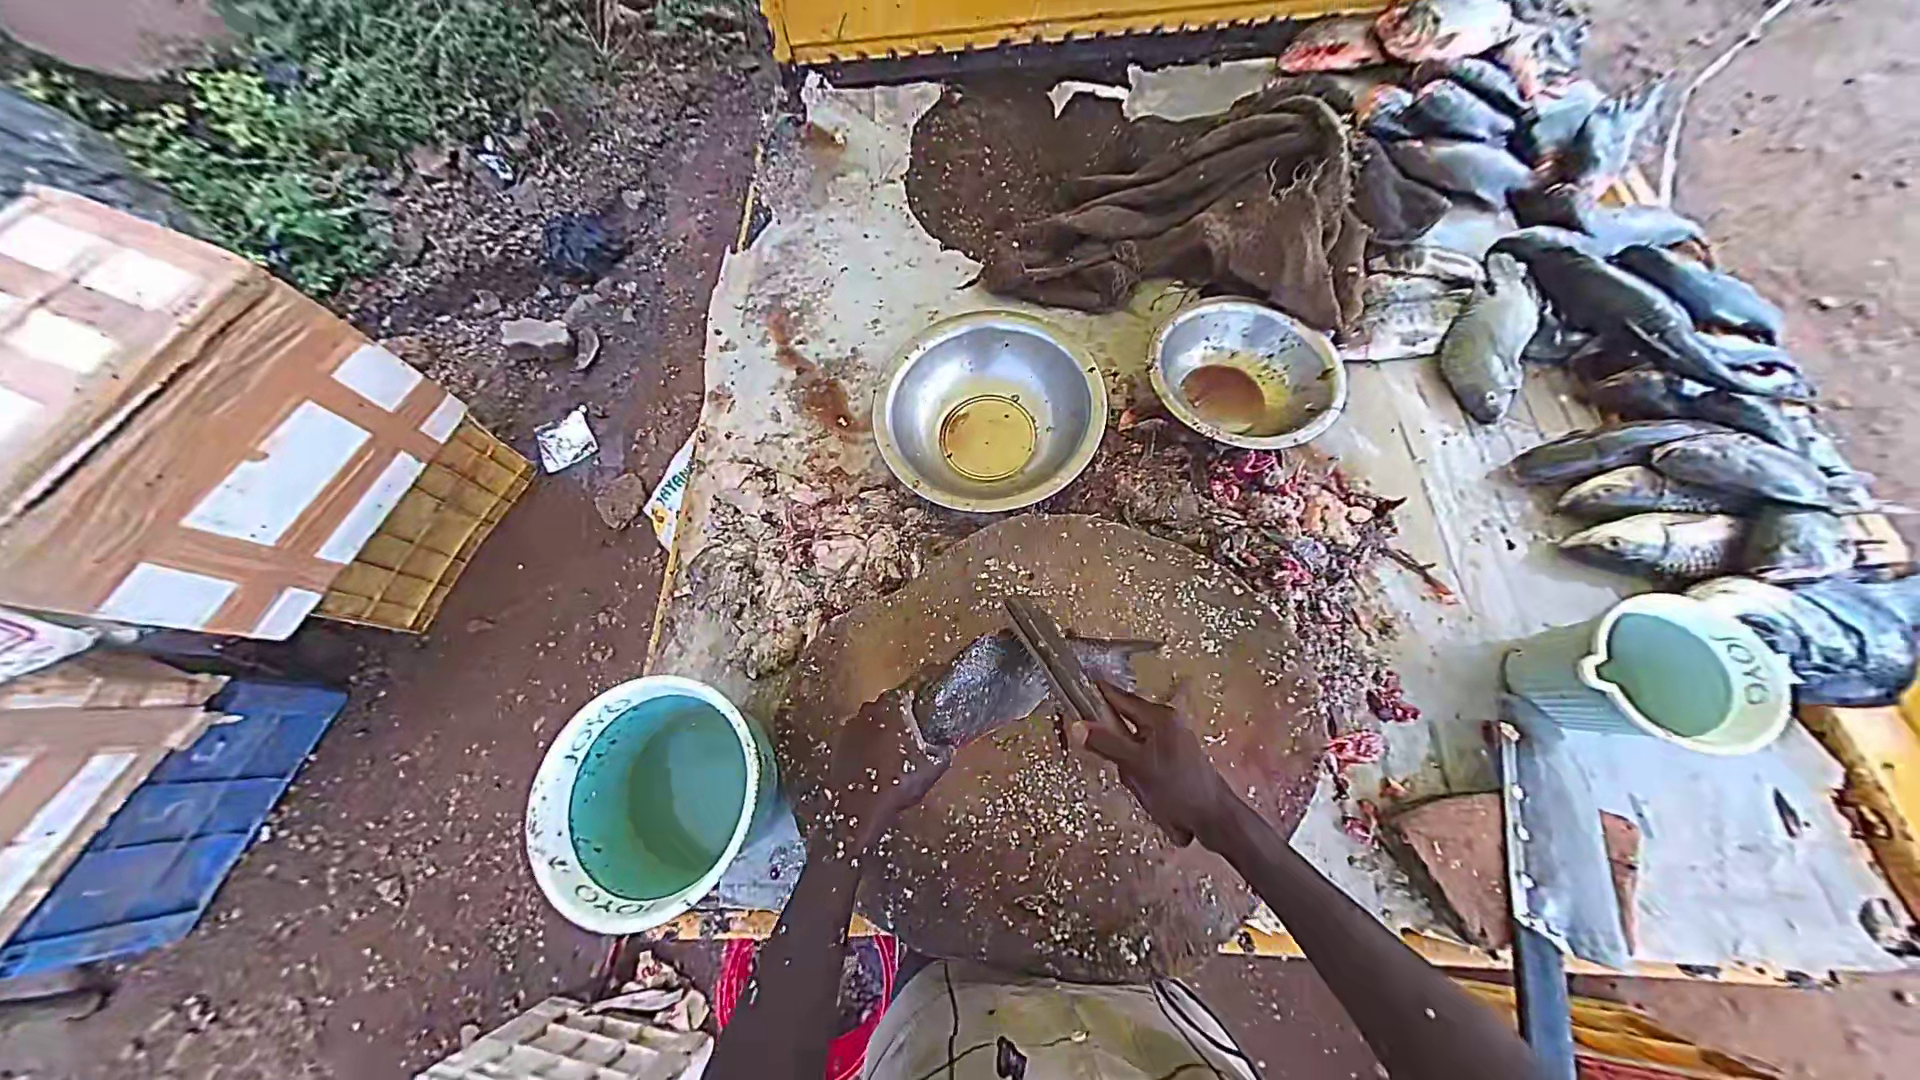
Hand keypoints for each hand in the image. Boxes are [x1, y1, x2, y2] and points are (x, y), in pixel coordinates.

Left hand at [820, 688, 952, 857]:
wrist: (858, 809)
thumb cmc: (897, 782)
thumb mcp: (934, 766)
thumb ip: (944, 749)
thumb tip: (949, 744)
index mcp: (894, 705)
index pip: (916, 684)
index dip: (929, 685)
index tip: (937, 687)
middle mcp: (871, 707)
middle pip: (895, 702)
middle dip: (908, 712)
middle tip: (921, 727)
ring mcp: (852, 724)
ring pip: (877, 719)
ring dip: (888, 728)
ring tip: (900, 748)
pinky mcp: (840, 742)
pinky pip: (863, 735)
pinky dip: (872, 742)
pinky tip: (880, 759)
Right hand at [1071, 681, 1241, 848]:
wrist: (1216, 820)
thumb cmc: (1177, 788)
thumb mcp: (1135, 766)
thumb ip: (1105, 743)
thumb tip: (1076, 725)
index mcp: (1158, 716)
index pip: (1118, 696)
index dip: (1095, 695)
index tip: (1072, 696)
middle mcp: (1167, 721)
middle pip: (1124, 723)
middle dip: (1116, 747)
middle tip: (1121, 768)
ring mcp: (1173, 740)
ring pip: (1133, 745)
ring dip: (1130, 767)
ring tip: (1143, 789)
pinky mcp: (1177, 759)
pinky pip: (1145, 759)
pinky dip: (1141, 774)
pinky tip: (1150, 793)